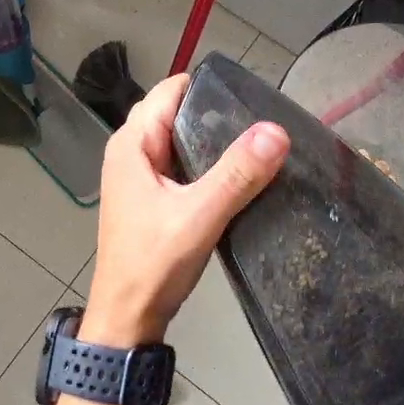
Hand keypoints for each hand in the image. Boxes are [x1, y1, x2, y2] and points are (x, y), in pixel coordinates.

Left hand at [82, 73, 288, 345]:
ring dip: (211, 142)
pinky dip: (205, 166)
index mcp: (132, 144)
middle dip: (214, 113)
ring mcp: (138, 177)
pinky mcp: (149, 199)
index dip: (208, 87)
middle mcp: (130, 152)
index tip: (251, 95)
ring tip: (258, 145)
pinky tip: (237, 177)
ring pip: (179, 142)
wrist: (127, 317)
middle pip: (176, 113)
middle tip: (262, 123)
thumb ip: (237, 173)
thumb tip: (276, 130)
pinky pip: (181, 167)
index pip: (170, 90)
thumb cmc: (154, 264)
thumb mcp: (200, 215)